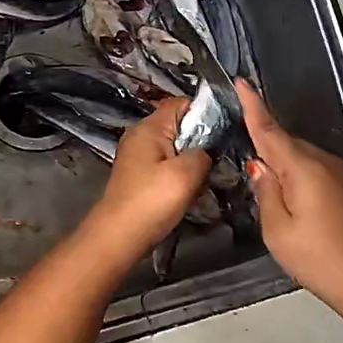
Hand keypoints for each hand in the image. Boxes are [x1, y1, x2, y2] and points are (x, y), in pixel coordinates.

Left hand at [84, 97, 213, 253]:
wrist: (118, 238)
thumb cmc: (151, 201)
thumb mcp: (186, 174)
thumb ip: (203, 154)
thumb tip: (205, 153)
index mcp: (148, 128)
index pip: (180, 103)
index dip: (204, 112)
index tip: (223, 131)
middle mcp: (140, 137)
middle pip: (179, 128)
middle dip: (200, 143)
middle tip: (215, 163)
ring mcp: (138, 158)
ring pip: (175, 151)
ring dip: (191, 165)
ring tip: (201, 183)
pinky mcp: (139, 177)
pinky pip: (167, 169)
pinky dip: (179, 178)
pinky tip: (187, 195)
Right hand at [236, 80, 342, 302]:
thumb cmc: (321, 258)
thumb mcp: (277, 230)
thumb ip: (265, 193)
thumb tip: (259, 168)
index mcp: (302, 167)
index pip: (270, 129)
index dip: (253, 106)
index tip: (241, 82)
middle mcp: (323, 163)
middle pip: (285, 143)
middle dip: (263, 141)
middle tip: (239, 146)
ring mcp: (339, 175)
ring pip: (300, 158)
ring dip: (280, 162)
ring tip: (260, 180)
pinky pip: (312, 172)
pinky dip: (295, 175)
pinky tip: (286, 195)